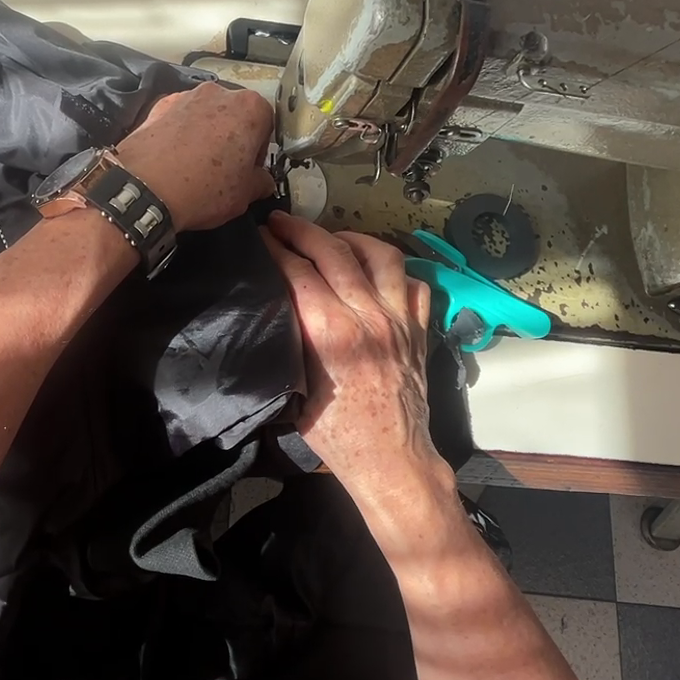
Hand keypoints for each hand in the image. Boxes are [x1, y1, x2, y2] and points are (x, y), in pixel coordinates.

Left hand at [116, 82, 274, 231]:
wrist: (145, 188)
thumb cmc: (200, 188)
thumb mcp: (245, 195)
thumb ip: (260, 182)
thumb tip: (261, 182)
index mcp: (250, 108)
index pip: (266, 124)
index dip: (259, 150)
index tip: (250, 168)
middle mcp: (219, 94)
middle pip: (235, 114)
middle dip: (233, 138)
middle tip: (225, 170)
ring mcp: (186, 97)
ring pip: (206, 115)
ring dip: (206, 135)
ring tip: (197, 168)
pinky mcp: (159, 106)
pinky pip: (179, 119)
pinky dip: (180, 134)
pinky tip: (176, 161)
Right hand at [261, 211, 445, 497]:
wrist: (391, 458)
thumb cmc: (336, 434)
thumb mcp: (297, 388)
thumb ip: (290, 342)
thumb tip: (276, 305)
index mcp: (330, 333)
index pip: (298, 271)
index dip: (275, 248)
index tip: (260, 237)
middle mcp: (367, 316)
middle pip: (333, 252)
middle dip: (301, 229)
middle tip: (281, 221)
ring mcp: (399, 319)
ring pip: (379, 255)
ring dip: (349, 238)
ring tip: (330, 237)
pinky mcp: (419, 328)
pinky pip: (412, 282)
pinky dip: (392, 269)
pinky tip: (374, 270)